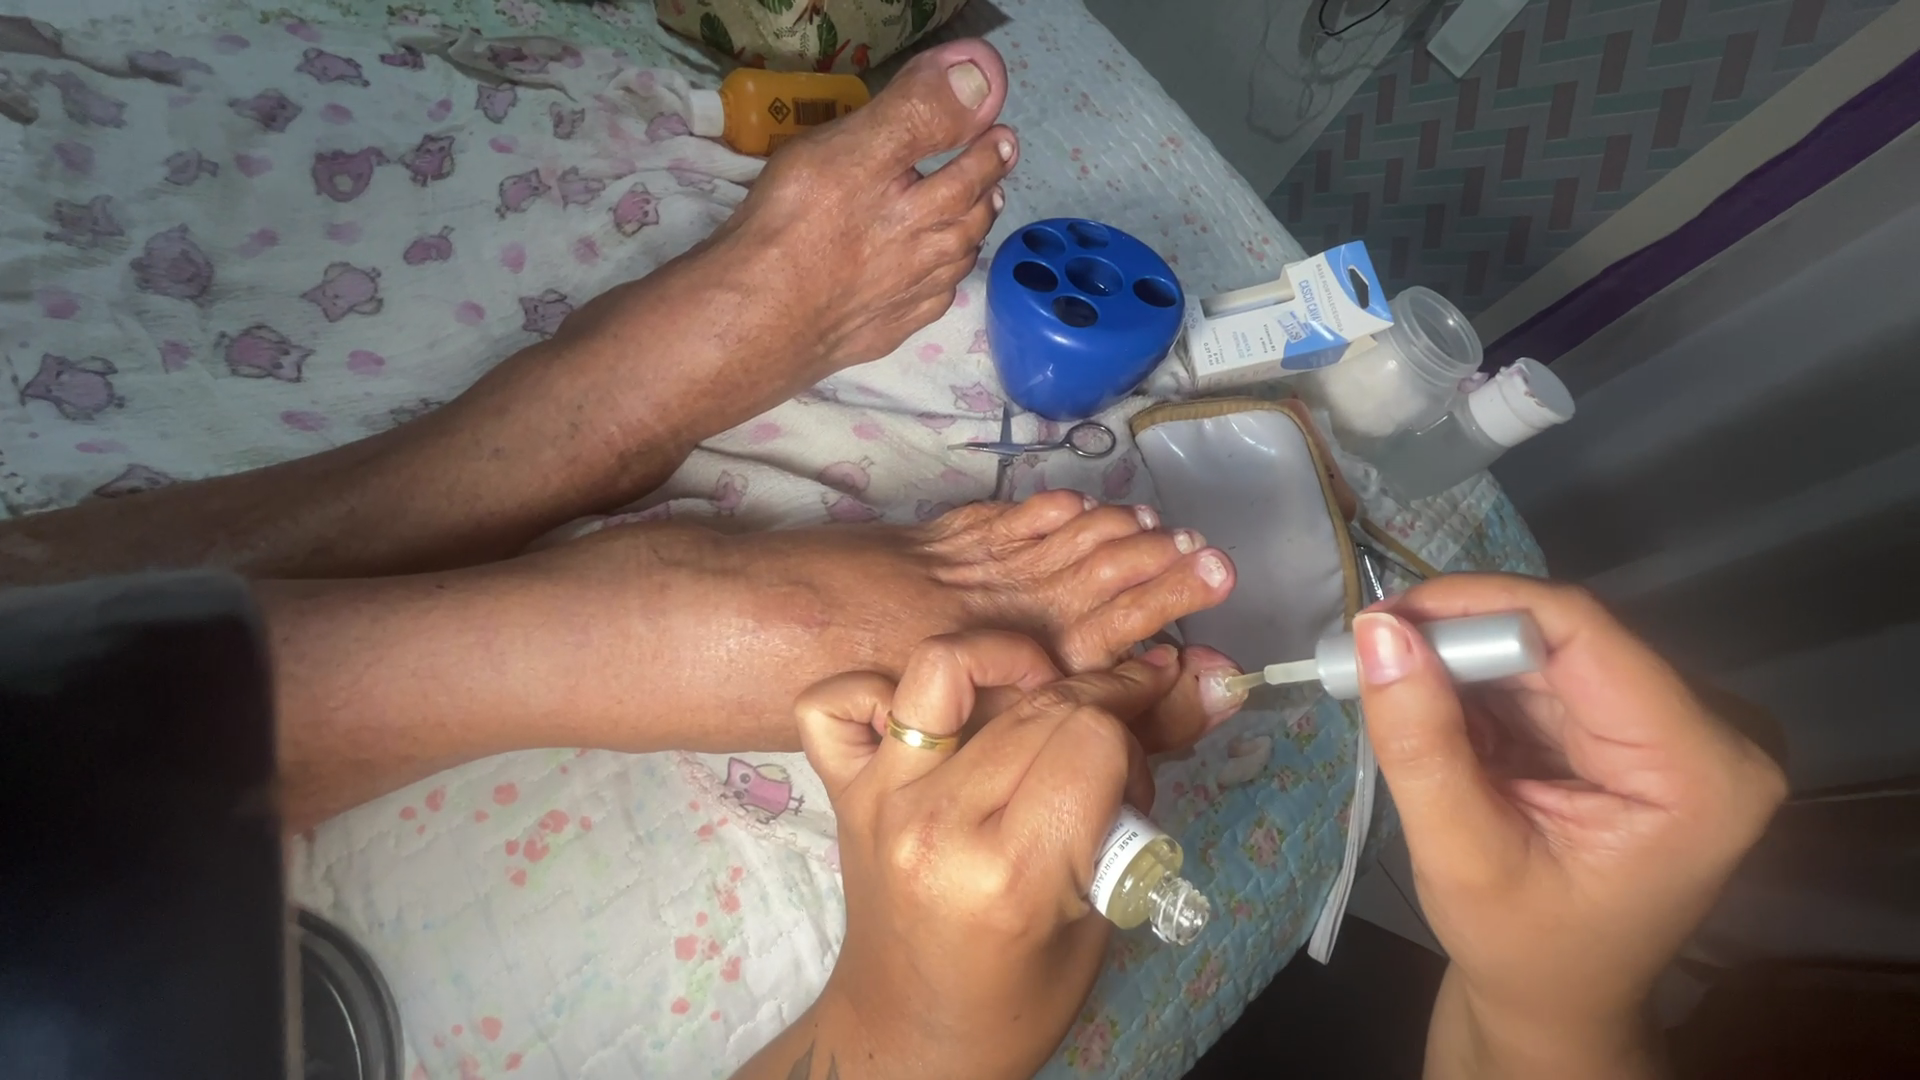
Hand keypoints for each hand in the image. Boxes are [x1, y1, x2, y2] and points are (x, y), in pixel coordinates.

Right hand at [708, 38, 1016, 377]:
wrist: (763, 317)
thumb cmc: (799, 223)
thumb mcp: (853, 147)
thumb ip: (917, 115)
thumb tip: (979, 86)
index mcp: (916, 210)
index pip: (966, 178)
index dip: (987, 157)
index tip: (1004, 141)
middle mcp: (919, 259)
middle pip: (964, 228)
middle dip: (984, 201)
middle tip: (996, 187)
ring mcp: (900, 303)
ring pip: (949, 271)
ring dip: (967, 246)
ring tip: (974, 231)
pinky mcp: (879, 334)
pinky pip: (924, 311)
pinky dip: (939, 293)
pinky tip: (935, 289)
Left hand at [733, 632, 1183, 1079]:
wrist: (910, 1036)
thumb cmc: (1019, 995)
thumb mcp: (1099, 911)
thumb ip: (1141, 797)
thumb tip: (1204, 681)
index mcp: (1009, 872)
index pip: (1092, 737)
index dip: (1131, 729)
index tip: (1137, 752)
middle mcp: (936, 822)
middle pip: (1039, 701)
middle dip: (1095, 698)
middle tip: (1108, 732)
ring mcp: (879, 798)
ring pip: (944, 668)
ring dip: (1003, 660)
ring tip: (1029, 691)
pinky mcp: (842, 789)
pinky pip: (835, 702)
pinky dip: (877, 691)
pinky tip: (926, 719)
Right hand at [1353, 575, 1785, 1078]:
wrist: (1550, 992)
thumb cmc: (1520, 944)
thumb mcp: (1457, 851)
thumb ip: (1418, 740)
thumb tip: (1376, 629)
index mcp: (1695, 768)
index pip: (1583, 633)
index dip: (1475, 606)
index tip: (1382, 622)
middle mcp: (1696, 729)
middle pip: (1556, 634)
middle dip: (1452, 638)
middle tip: (1366, 657)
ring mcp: (1656, 724)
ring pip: (1531, 644)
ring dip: (1449, 660)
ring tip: (1384, 691)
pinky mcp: (1615, 725)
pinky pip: (1525, 669)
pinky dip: (1461, 682)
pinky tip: (1424, 712)